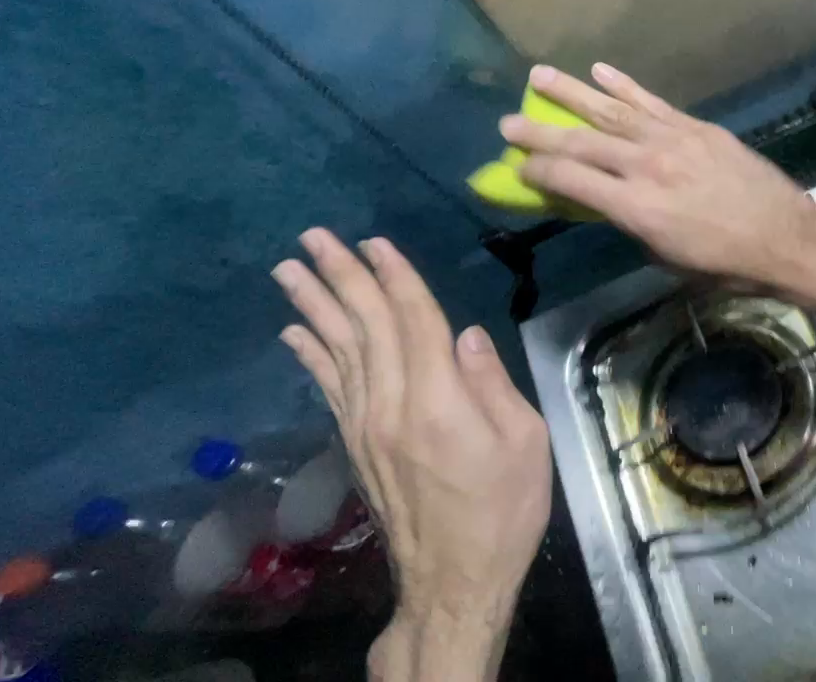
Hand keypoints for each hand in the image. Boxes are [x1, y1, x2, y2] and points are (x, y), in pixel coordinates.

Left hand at [272, 230, 551, 680]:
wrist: (457, 577)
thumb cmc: (507, 505)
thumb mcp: (525, 440)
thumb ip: (491, 384)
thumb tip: (464, 335)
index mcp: (439, 401)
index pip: (412, 322)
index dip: (395, 278)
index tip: (375, 241)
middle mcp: (391, 406)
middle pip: (365, 329)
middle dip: (341, 278)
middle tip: (313, 238)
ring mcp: (366, 427)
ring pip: (337, 352)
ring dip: (314, 306)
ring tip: (290, 269)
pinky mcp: (356, 445)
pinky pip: (330, 387)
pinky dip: (311, 355)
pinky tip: (296, 331)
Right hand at [502, 63, 815, 288]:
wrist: (784, 237)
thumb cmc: (725, 263)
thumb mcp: (666, 256)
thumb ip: (632, 224)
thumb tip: (609, 202)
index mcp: (635, 207)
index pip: (569, 180)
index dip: (536, 173)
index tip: (516, 168)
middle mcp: (647, 166)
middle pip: (581, 143)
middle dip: (539, 133)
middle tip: (507, 122)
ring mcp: (674, 141)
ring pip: (613, 112)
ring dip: (574, 93)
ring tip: (540, 75)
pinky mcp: (698, 128)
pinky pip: (654, 103)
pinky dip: (627, 86)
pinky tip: (602, 71)